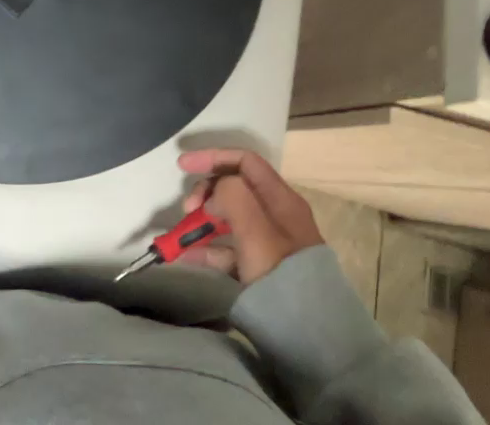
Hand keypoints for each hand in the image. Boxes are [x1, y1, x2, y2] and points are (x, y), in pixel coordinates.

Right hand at [173, 148, 323, 284]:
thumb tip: (216, 191)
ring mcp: (269, 241)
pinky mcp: (261, 265)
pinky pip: (229, 247)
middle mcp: (276, 214)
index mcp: (280, 199)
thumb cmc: (280, 272)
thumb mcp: (255, 229)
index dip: (212, 157)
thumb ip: (232, 197)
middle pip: (234, 187)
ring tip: (181, 236)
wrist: (308, 332)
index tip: (182, 166)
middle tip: (188, 210)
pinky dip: (208, 247)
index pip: (244, 161)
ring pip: (229, 218)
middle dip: (206, 192)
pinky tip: (187, 256)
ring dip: (202, 220)